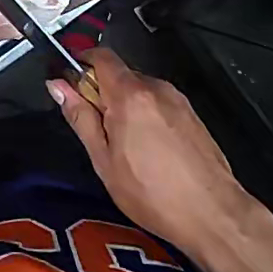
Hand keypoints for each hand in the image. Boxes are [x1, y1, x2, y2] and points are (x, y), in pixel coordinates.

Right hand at [49, 49, 257, 250]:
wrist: (214, 215)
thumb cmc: (153, 193)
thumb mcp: (103, 159)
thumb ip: (79, 116)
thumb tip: (58, 86)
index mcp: (129, 95)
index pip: (100, 56)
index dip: (81, 63)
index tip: (71, 83)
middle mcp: (155, 88)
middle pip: (119, 74)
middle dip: (102, 93)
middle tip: (96, 128)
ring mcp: (177, 100)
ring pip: (139, 91)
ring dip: (124, 107)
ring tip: (125, 147)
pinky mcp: (192, 115)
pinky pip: (158, 104)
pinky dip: (146, 117)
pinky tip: (149, 151)